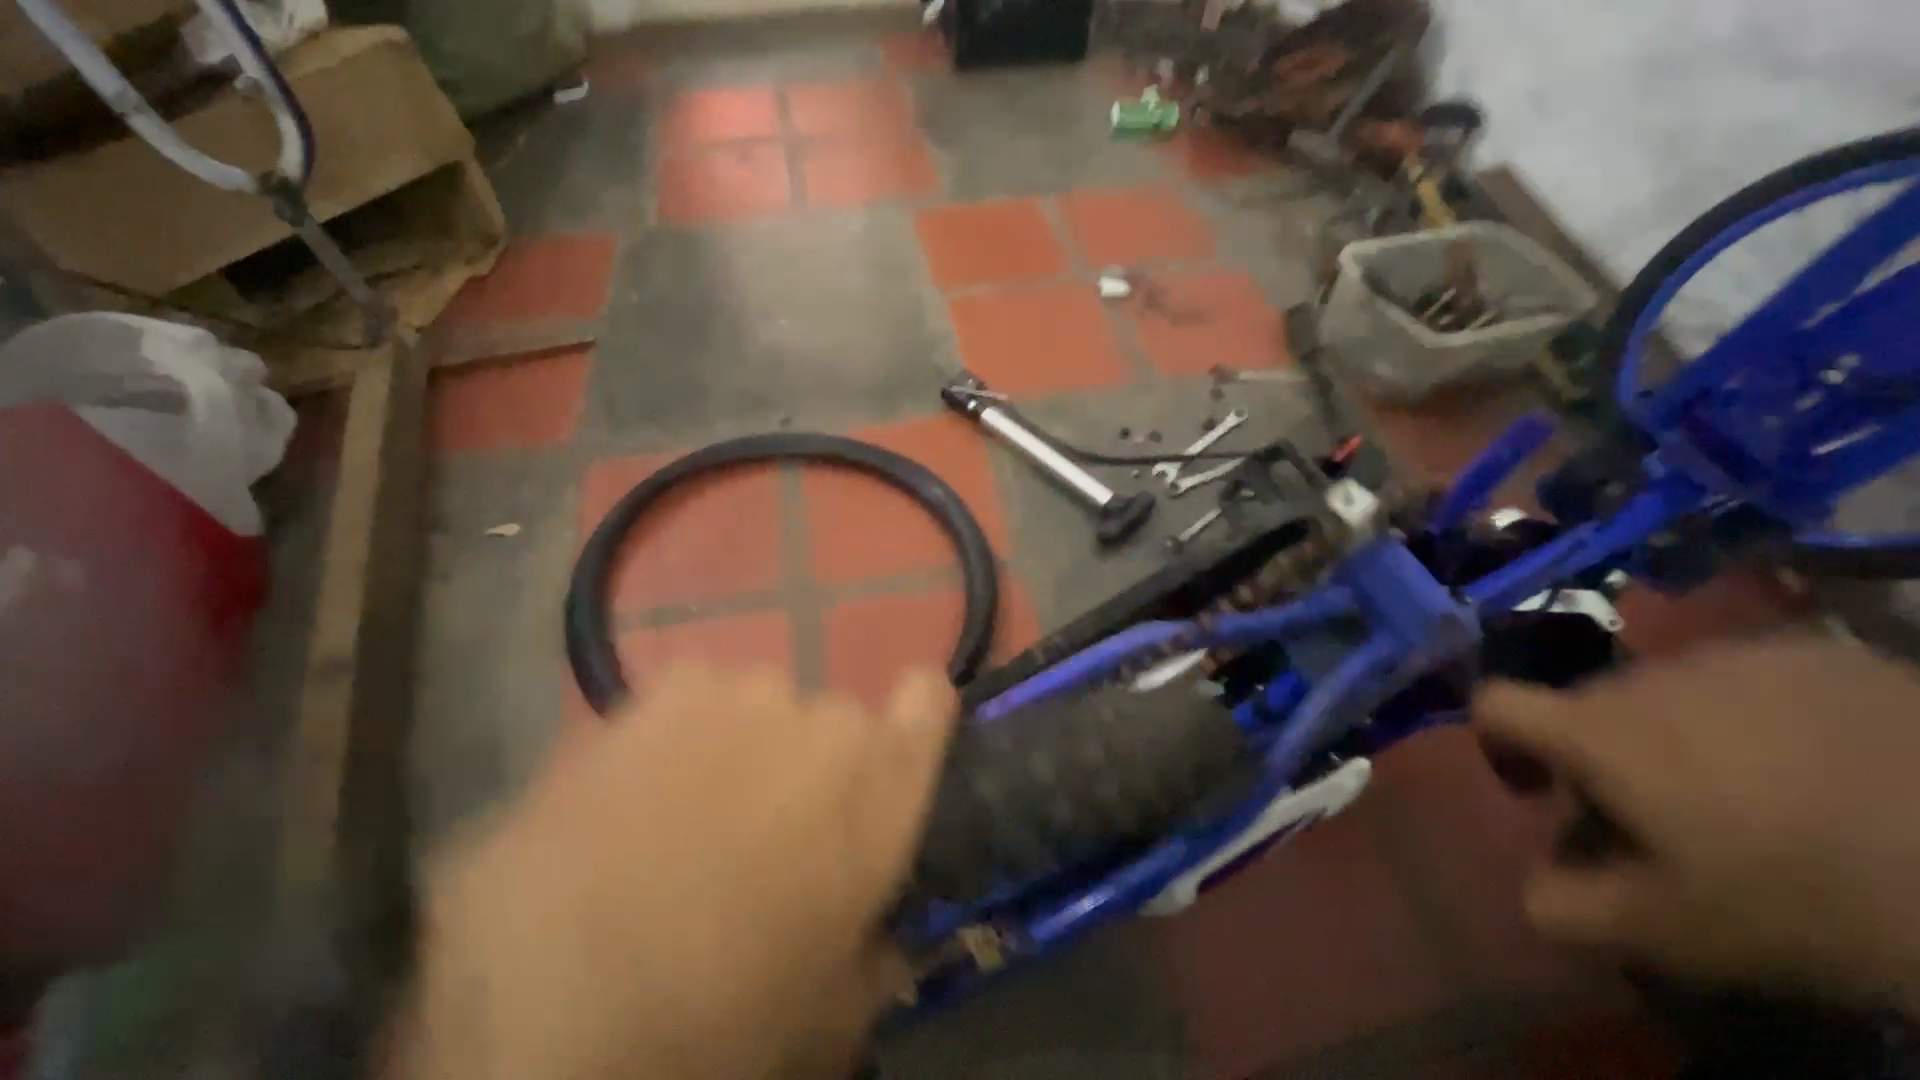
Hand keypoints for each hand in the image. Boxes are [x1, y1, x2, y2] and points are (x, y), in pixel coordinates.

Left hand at [385, 664, 956, 1079]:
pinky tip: (636, 793)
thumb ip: (874, 957)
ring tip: (685, 817)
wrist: (564, 995)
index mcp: (883, 789)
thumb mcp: (829, 1012)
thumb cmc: (723, 1012)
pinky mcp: (660, 692)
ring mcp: (742, 696)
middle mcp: (827, 724)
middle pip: (832, 724)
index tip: (891, 744)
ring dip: (740, 747)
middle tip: (757, 837)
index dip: (915, 715)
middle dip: (804, 770)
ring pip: (758, 707)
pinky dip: (677, 734)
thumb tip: (884, 945)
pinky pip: (692, 699)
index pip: (929, 700)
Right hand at [1475, 635, 1919, 1011]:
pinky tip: (1819, 768)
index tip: (1544, 790)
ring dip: (1678, 735)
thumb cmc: (1805, 899)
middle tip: (1667, 822)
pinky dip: (1753, 717)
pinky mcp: (1821, 652)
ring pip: (1667, 691)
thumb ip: (1564, 906)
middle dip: (1603, 756)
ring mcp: (1739, 655)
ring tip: (1754, 796)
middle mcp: (1652, 675)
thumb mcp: (1669, 933)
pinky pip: (1746, 679)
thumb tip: (1533, 883)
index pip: (1495, 704)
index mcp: (1599, 732)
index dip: (1501, 743)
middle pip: (1588, 705)